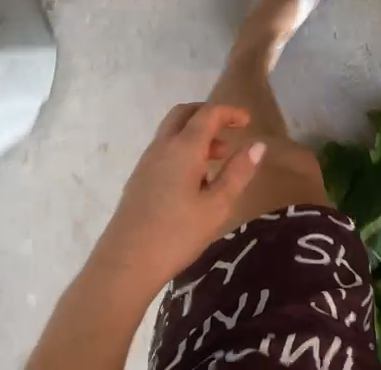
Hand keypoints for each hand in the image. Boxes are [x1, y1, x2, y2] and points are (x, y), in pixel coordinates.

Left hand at [94, 103, 265, 281]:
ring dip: (196, 135)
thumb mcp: (217, 206)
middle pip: (183, 114)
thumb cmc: (176, 235)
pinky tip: (194, 182)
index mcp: (183, 148)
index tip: (247, 121)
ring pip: (172, 133)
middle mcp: (162, 148)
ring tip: (217, 160)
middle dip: (208, 115)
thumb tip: (257, 145)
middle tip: (229, 130)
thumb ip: (238, 172)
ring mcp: (146, 164)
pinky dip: (183, 151)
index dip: (229, 112)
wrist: (123, 268)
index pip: (208, 114)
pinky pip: (163, 151)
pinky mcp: (138, 182)